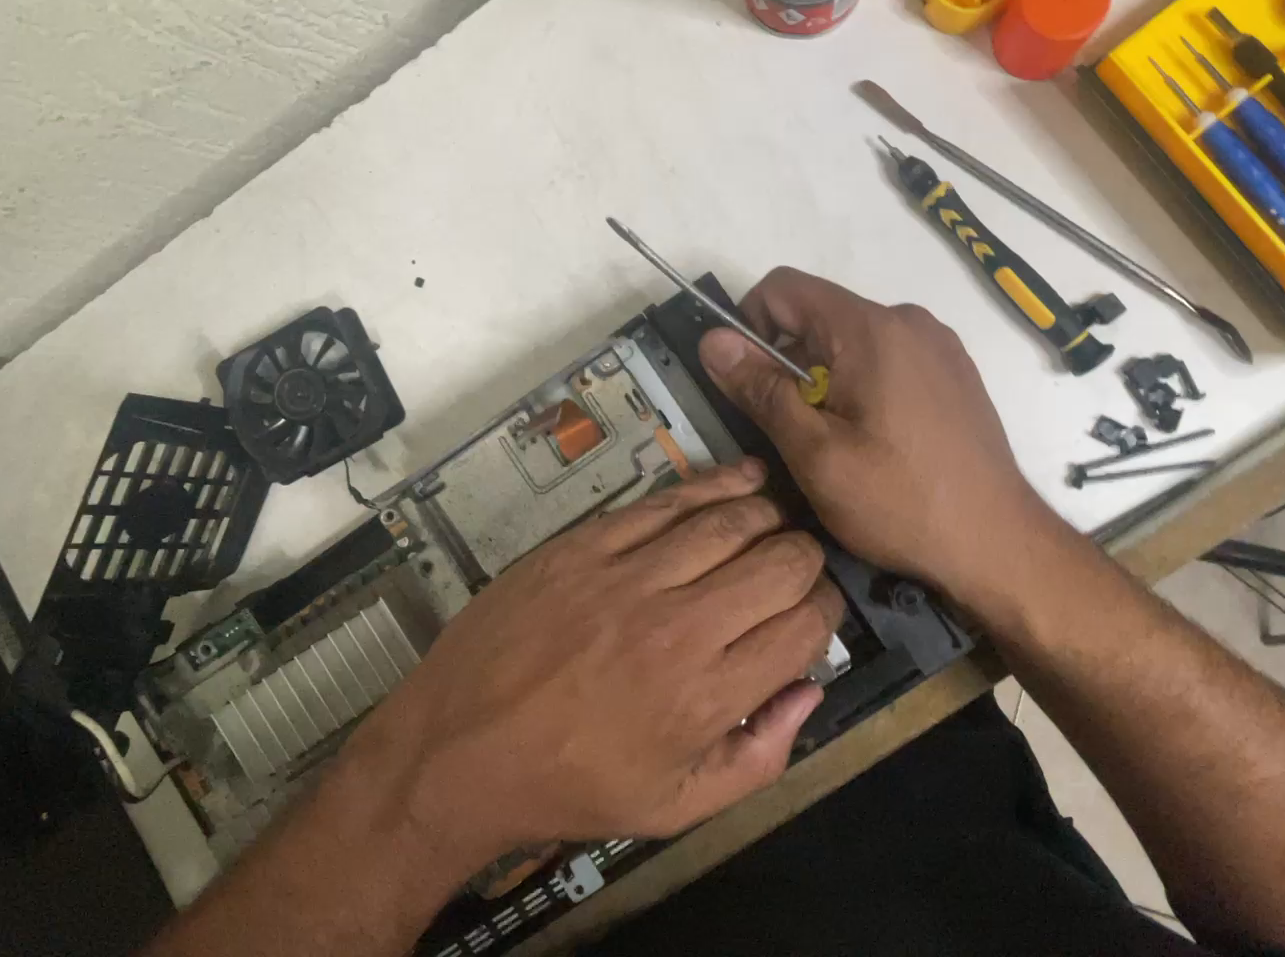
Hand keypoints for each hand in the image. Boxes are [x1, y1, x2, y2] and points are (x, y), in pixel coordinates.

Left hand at [356, 460, 842, 866]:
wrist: (459, 748)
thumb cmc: (572, 785)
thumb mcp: (676, 806)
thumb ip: (759, 757)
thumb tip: (809, 689)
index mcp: (707, 695)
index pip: (804, 626)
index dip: (825, 611)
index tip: (815, 611)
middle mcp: (680, 626)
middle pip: (781, 564)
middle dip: (805, 559)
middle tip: (797, 565)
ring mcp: (628, 577)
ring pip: (730, 521)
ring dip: (768, 516)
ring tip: (774, 520)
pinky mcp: (586, 544)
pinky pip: (665, 502)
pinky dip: (713, 484)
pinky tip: (740, 478)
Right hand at [697, 268, 1062, 609]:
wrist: (997, 543)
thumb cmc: (899, 501)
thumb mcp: (814, 453)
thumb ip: (761, 390)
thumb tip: (713, 340)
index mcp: (872, 329)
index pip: (784, 287)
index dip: (749, 324)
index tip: (746, 382)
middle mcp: (909, 321)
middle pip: (819, 317)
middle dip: (789, 364)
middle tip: (792, 432)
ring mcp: (938, 346)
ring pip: (852, 342)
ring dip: (824, 381)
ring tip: (836, 445)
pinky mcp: (954, 374)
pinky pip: (888, 361)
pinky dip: (862, 387)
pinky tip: (875, 443)